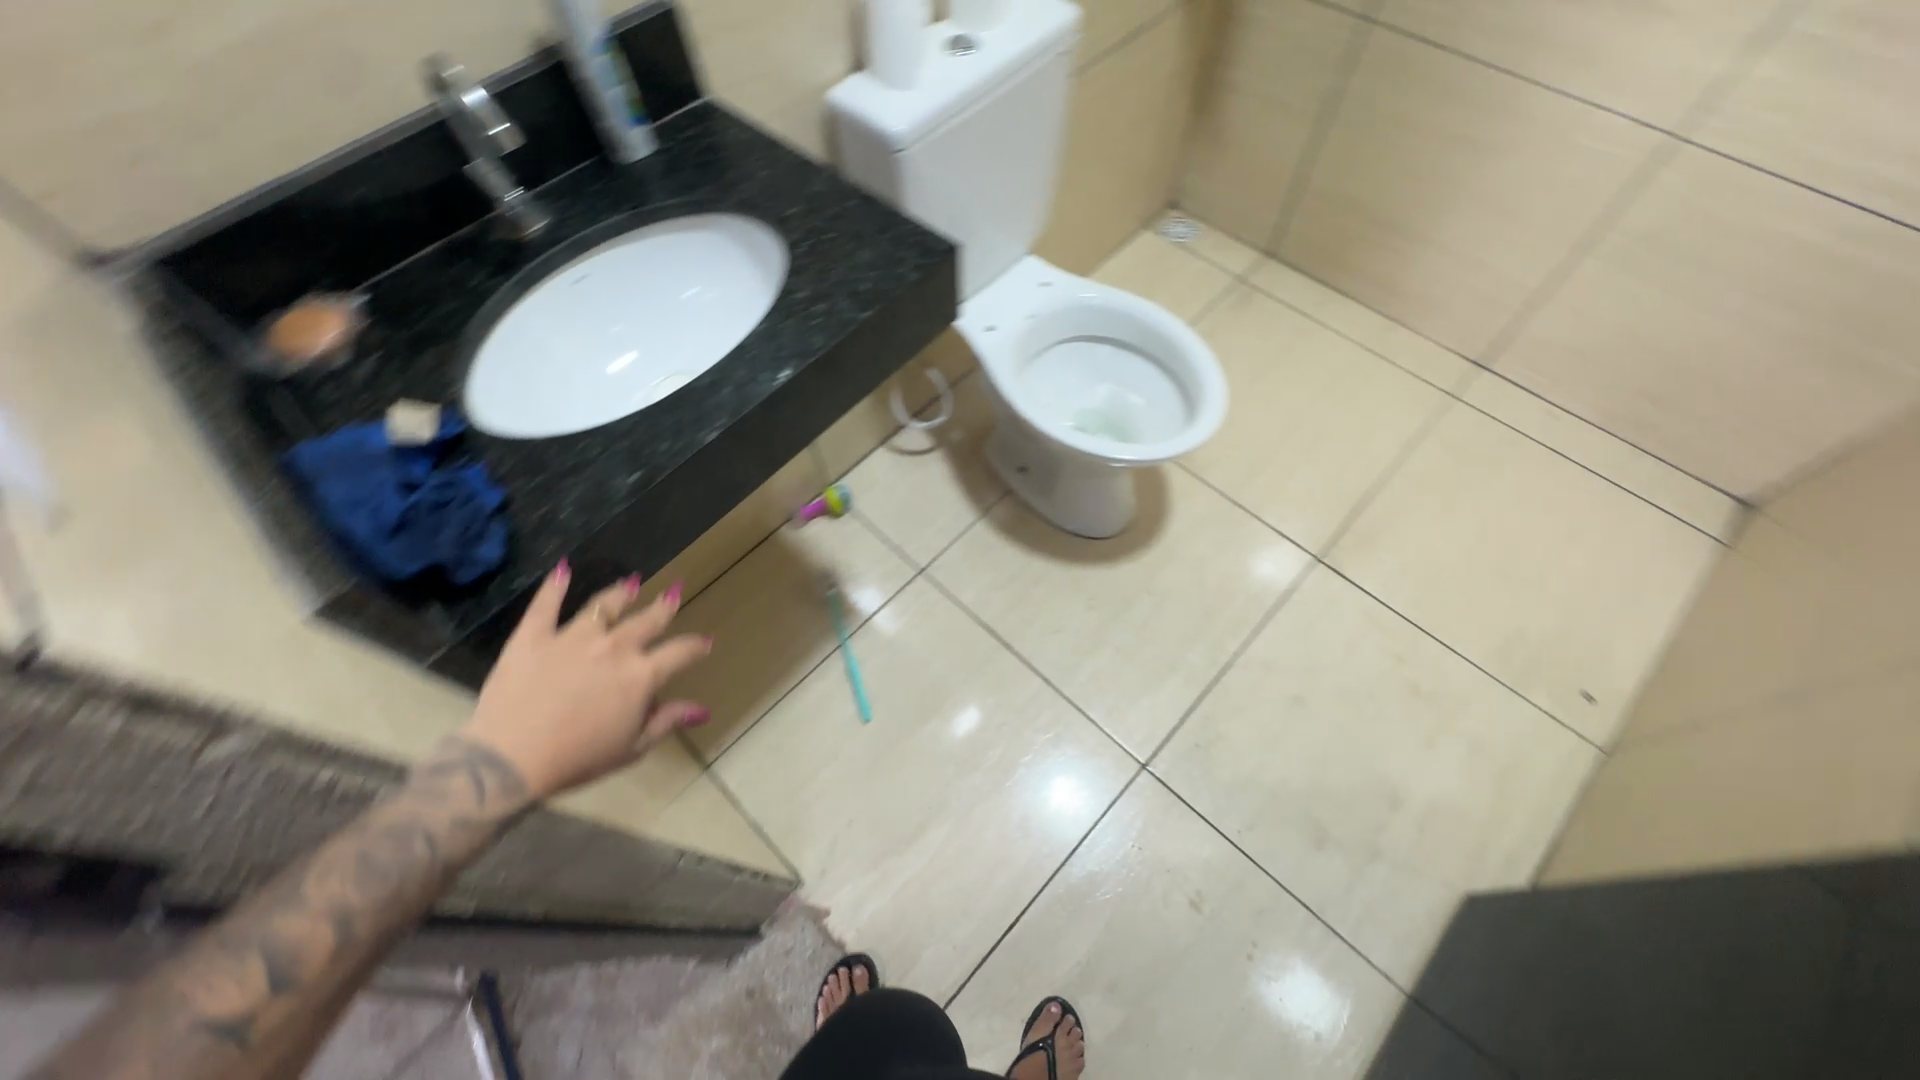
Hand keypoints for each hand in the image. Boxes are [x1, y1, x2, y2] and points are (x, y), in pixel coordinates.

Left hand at [461, 561, 712, 799]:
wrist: (512, 758)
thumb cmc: (578, 759)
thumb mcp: (631, 748)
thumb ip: (666, 722)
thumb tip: (701, 709)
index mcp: (641, 676)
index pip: (679, 653)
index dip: (695, 647)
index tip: (705, 642)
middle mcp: (614, 647)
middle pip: (646, 621)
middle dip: (663, 607)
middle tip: (673, 593)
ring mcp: (572, 638)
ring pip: (603, 607)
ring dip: (620, 593)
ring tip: (631, 582)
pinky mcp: (534, 636)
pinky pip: (546, 605)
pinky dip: (554, 586)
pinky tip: (562, 569)